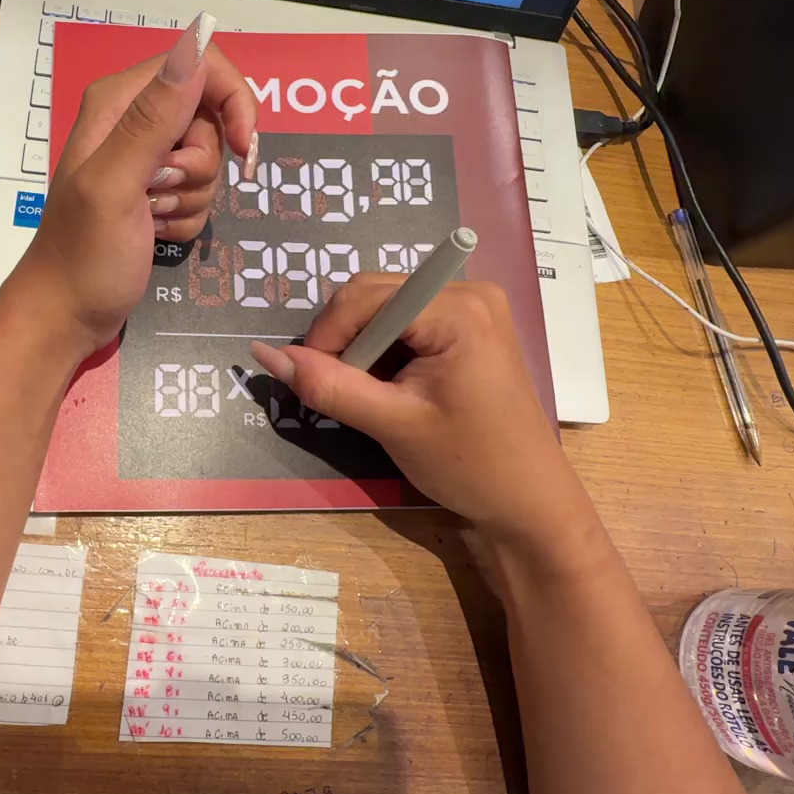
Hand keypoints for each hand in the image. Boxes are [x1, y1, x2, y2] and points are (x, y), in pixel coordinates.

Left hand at [9, 12, 257, 353]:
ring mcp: (148, 159)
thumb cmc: (83, 254)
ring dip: (192, 198)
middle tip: (161, 192)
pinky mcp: (159, 193)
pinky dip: (187, 218)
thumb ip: (152, 121)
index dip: (233, 100)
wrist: (68, 312)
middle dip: (202, 165)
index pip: (199, 64)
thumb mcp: (114, 185)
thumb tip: (196, 52)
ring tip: (151, 217)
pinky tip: (155, 231)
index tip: (245, 148)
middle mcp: (135, 121)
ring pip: (210, 160)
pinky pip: (202, 193)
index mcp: (119, 101)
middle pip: (211, 118)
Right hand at [248, 275, 585, 540]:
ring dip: (363, 349)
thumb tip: (264, 355)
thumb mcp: (391, 424)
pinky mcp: (469, 326)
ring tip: (375, 397)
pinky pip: (404, 322)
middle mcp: (467, 292)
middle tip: (347, 393)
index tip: (317, 384)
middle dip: (345, 342)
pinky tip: (393, 389)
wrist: (529, 502)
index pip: (363, 297)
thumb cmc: (469, 464)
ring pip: (383, 309)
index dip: (327, 336)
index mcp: (458, 308)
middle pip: (371, 296)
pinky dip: (384, 352)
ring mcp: (472, 307)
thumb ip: (328, 386)